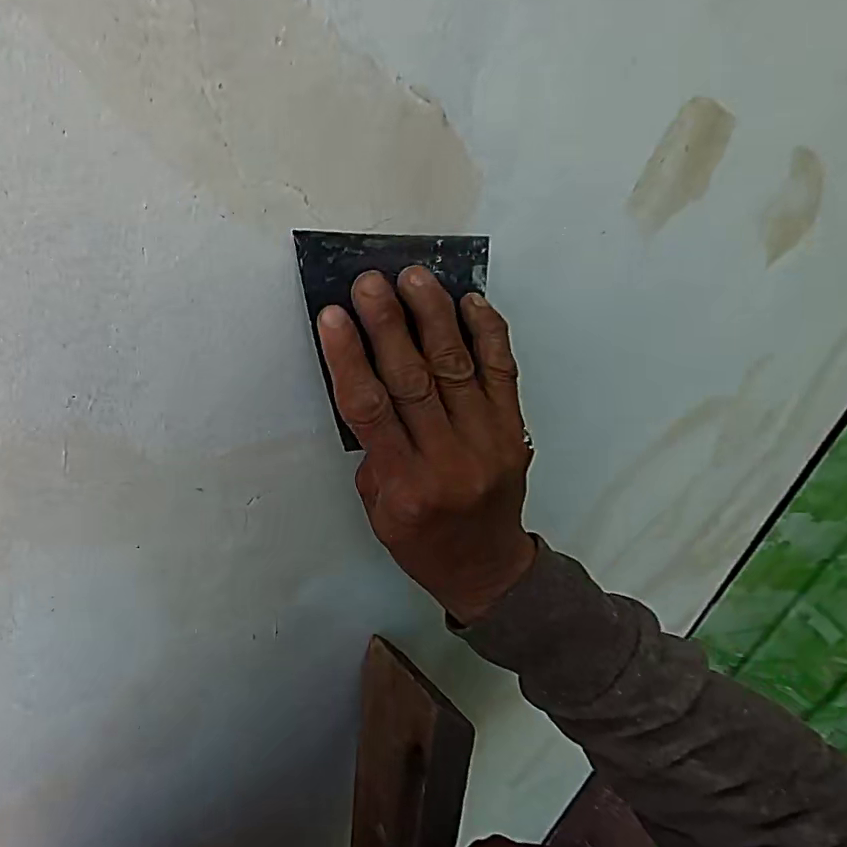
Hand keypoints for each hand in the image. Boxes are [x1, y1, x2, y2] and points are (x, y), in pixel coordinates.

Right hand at [317, 267, 536, 621]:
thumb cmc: (422, 542)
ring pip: (458, 367)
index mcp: (405, 485)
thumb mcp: (377, 509)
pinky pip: (502, 372)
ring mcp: (488, 442)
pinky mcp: (514, 430)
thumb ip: (375, 452)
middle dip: (387, 324)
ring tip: (414, 277)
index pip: (369, 409)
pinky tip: (469, 302)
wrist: (488, 569)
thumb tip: (371, 384)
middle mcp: (449, 460)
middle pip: (413, 379)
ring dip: (433, 316)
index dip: (349, 357)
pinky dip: (488, 332)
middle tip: (369, 283)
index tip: (333, 318)